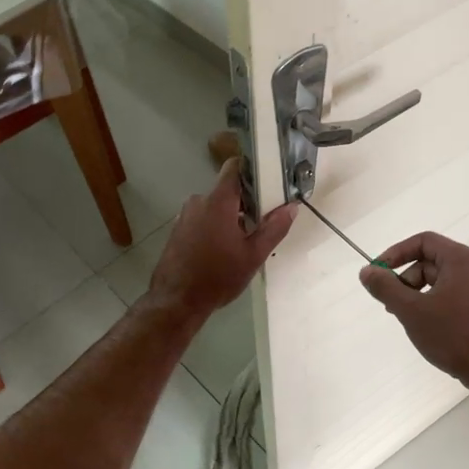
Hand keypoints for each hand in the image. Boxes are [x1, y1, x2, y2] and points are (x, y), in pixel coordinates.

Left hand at [147, 159, 295, 320]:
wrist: (176, 301)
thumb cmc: (218, 277)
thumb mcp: (253, 255)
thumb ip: (274, 228)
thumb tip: (291, 207)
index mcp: (218, 202)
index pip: (234, 167)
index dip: (251, 169)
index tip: (267, 181)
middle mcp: (198, 202)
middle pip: (226, 190)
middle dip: (244, 201)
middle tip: (261, 220)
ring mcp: (184, 216)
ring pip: (213, 207)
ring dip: (229, 217)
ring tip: (243, 240)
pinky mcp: (177, 230)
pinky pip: (201, 219)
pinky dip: (213, 226)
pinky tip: (221, 249)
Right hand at [360, 232, 468, 388]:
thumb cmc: (455, 336)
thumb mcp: (412, 311)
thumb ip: (386, 288)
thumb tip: (367, 272)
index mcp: (461, 260)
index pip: (423, 241)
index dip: (395, 253)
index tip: (377, 273)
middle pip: (431, 262)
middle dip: (406, 280)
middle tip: (391, 305)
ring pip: (442, 282)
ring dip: (419, 295)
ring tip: (409, 321)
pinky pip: (455, 297)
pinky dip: (436, 305)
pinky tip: (429, 329)